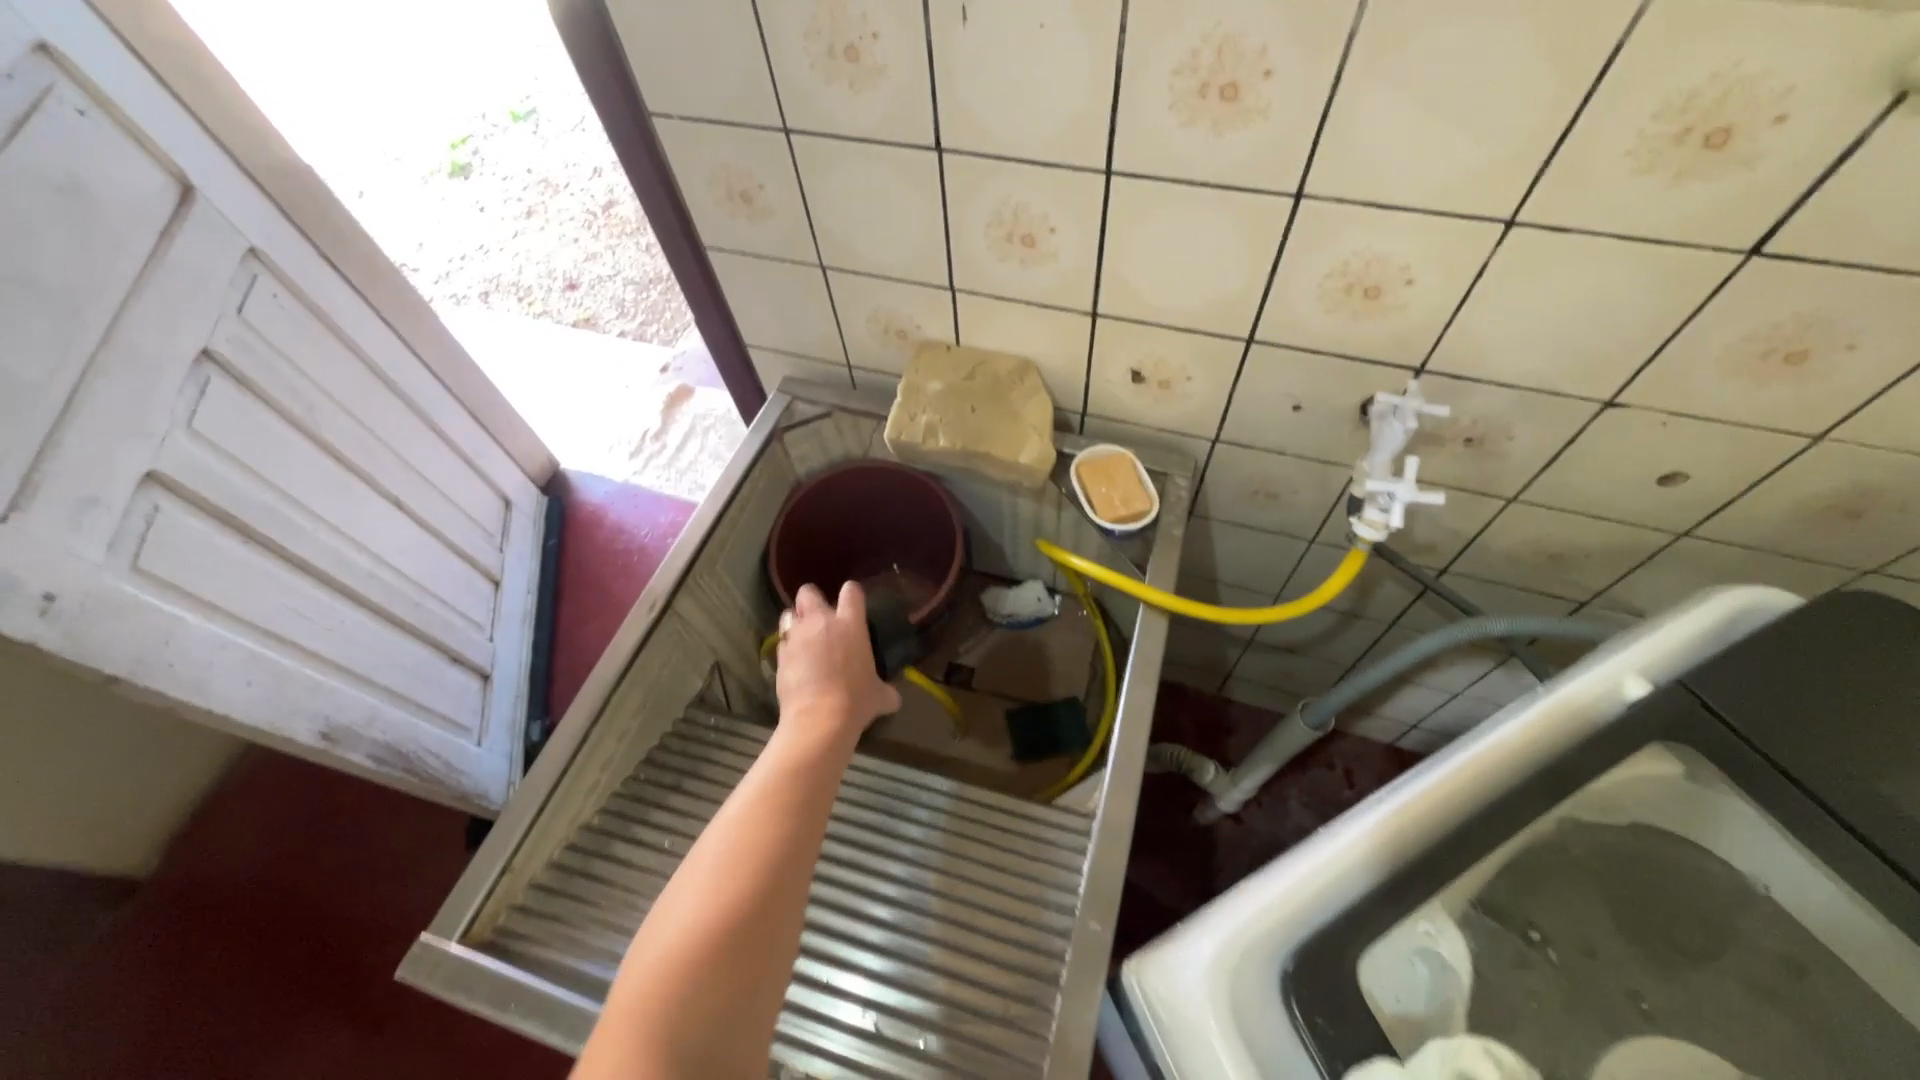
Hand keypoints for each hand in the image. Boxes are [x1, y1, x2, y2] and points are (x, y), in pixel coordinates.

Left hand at [775, 582, 902, 745]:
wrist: (819, 718)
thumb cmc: (856, 701)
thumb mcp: (879, 696)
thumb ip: (885, 691)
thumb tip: (893, 699)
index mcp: (850, 623)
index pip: (851, 591)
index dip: (852, 595)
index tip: (853, 606)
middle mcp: (821, 622)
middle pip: (808, 592)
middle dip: (812, 601)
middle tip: (820, 619)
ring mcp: (796, 637)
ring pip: (788, 614)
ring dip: (795, 622)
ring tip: (802, 638)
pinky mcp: (780, 655)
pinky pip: (781, 642)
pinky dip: (787, 648)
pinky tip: (794, 662)